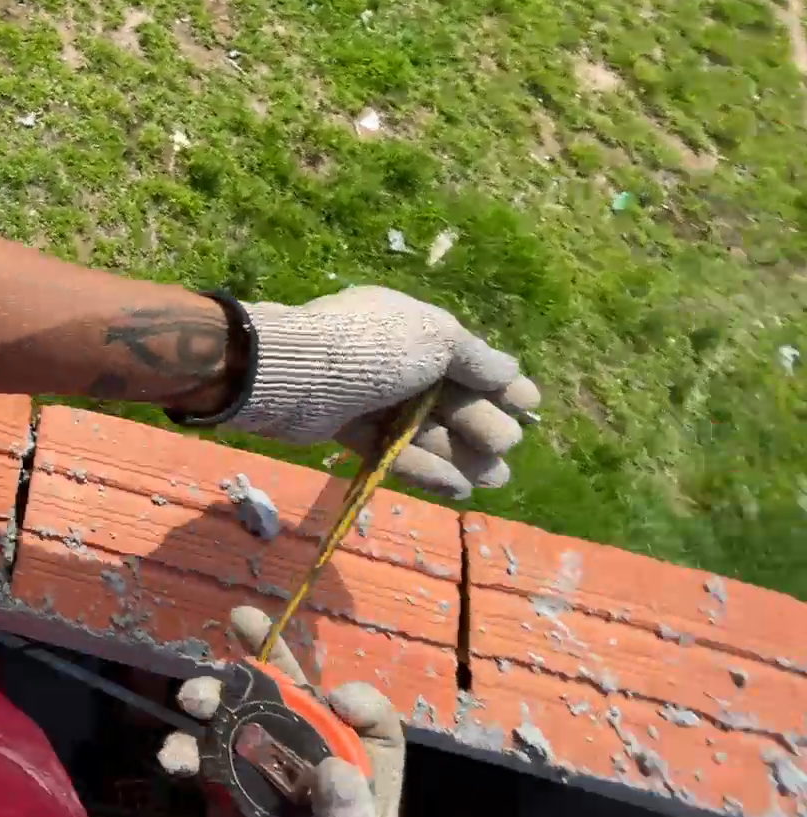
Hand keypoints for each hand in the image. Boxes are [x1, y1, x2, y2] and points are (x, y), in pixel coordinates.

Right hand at [156, 607, 404, 816]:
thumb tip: (335, 769)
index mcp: (363, 789)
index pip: (372, 731)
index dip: (358, 704)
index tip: (331, 701)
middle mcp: (311, 773)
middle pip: (296, 703)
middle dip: (266, 657)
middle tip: (242, 622)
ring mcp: (263, 784)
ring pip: (238, 718)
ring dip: (210, 695)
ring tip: (193, 699)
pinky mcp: (223, 800)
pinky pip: (200, 759)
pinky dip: (181, 749)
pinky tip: (174, 758)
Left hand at [232, 287, 540, 498]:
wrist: (288, 374)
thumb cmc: (367, 348)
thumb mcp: (432, 337)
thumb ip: (474, 357)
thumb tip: (509, 373)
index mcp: (406, 328)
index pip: (463, 357)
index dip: (498, 383)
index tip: (528, 406)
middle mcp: (387, 360)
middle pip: (447, 397)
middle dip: (482, 422)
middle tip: (500, 445)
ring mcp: (363, 395)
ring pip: (421, 428)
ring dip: (460, 454)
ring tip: (492, 480)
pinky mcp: (341, 426)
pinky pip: (389, 448)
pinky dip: (423, 468)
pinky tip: (456, 488)